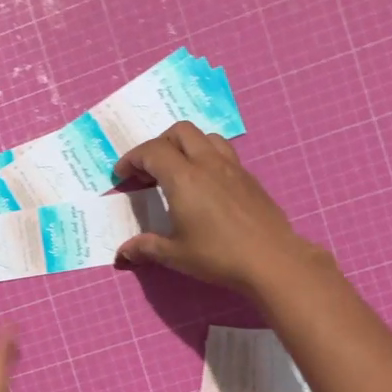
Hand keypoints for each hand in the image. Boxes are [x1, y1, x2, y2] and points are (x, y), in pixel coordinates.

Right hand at [114, 121, 325, 294]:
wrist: (270, 259)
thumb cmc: (217, 256)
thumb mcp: (175, 255)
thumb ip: (146, 247)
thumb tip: (122, 252)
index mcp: (184, 178)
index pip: (152, 152)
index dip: (132, 159)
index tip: (121, 176)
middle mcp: (207, 163)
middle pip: (180, 132)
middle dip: (158, 144)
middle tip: (148, 170)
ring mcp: (231, 167)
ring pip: (205, 137)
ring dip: (185, 146)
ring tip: (176, 171)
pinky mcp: (248, 176)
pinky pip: (223, 152)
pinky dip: (205, 157)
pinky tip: (203, 184)